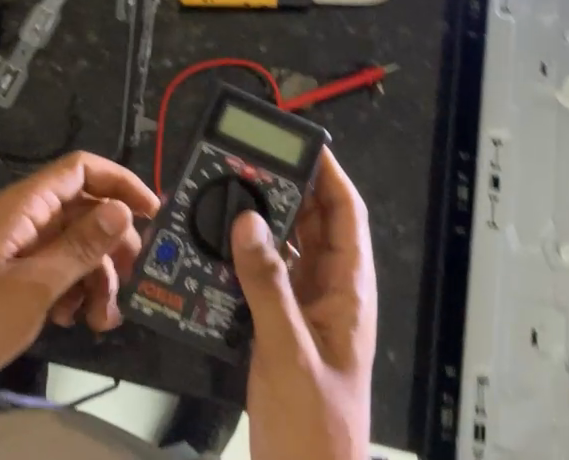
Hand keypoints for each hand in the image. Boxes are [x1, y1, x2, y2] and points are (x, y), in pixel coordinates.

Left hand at [0, 151, 158, 413]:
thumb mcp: (33, 287)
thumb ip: (81, 246)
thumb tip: (124, 208)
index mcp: (24, 205)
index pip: (81, 169)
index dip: (121, 182)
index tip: (153, 212)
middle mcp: (23, 217)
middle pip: (83, 210)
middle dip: (112, 244)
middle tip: (130, 280)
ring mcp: (15, 246)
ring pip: (72, 245)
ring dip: (95, 277)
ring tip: (101, 320)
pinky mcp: (9, 274)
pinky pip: (53, 269)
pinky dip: (72, 290)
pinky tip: (75, 320)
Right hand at [232, 149, 375, 459]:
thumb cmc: (313, 422)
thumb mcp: (288, 349)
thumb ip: (267, 285)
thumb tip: (248, 221)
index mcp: (348, 291)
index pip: (346, 216)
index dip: (330, 177)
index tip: (301, 146)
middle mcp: (331, 293)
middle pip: (316, 227)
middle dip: (289, 192)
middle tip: (250, 164)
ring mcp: (307, 312)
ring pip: (290, 252)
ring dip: (265, 224)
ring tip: (231, 193)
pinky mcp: (282, 331)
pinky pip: (267, 281)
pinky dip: (247, 260)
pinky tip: (219, 249)